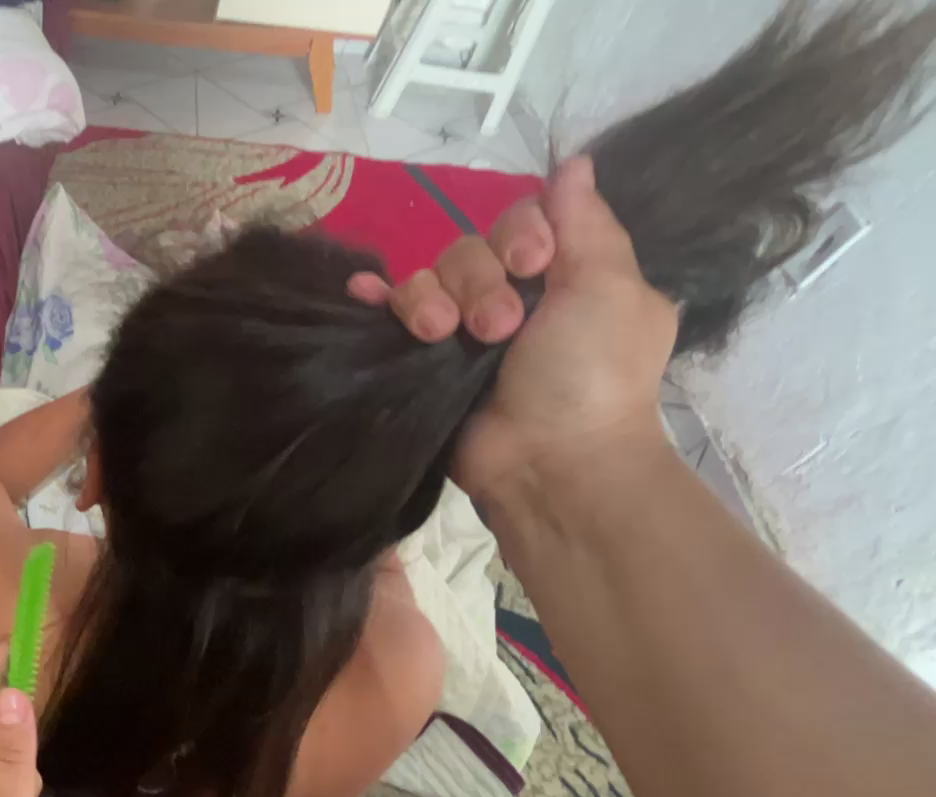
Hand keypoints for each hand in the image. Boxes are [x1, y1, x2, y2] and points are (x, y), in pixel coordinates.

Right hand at [350, 157, 679, 502]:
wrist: (545, 458)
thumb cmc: (591, 373)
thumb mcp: (611, 289)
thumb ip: (588, 225)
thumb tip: (573, 163)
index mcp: (559, 274)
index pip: (521, 218)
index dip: (519, 232)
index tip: (534, 264)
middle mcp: (507, 293)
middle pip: (468, 248)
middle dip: (478, 282)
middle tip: (499, 329)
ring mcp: (456, 328)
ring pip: (425, 278)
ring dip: (429, 300)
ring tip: (442, 337)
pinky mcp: (415, 358)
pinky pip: (386, 312)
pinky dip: (373, 299)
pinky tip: (361, 292)